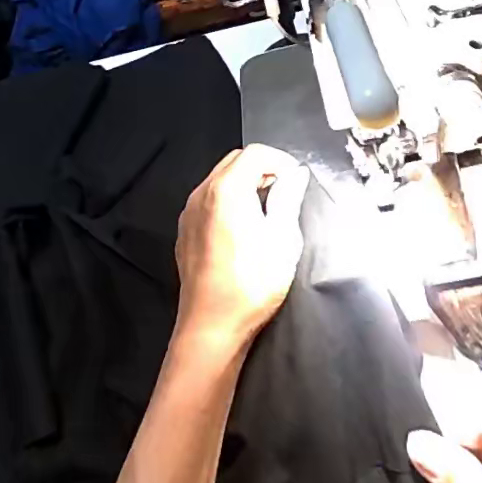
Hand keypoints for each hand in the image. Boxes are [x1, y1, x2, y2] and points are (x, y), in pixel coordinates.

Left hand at [173, 144, 310, 352]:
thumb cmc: (253, 283)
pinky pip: (209, 199)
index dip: (280, 160)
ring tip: (268, 206)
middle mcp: (202, 194)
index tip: (296, 180)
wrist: (211, 329)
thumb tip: (295, 173)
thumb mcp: (283, 238)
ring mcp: (189, 213)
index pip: (255, 153)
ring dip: (246, 181)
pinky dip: (229, 198)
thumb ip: (288, 197)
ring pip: (220, 178)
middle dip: (263, 167)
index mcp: (227, 190)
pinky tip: (244, 225)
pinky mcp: (185, 232)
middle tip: (286, 189)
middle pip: (235, 160)